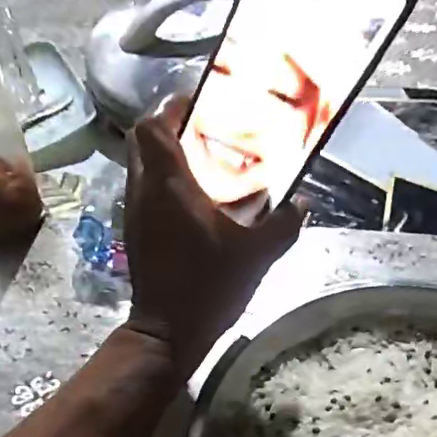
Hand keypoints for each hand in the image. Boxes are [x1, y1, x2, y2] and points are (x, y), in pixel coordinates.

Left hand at [123, 96, 303, 376]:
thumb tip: (302, 204)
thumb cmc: (208, 287)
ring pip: (142, 166)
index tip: (200, 105)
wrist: (168, 331)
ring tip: (206, 163)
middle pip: (143, 140)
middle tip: (207, 133)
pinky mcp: (136, 232)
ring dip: (168, 157)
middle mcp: (143, 192)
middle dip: (171, 128)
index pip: (152, 126)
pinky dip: (165, 184)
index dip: (171, 107)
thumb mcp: (257, 255)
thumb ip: (283, 225)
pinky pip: (145, 192)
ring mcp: (135, 213)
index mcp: (169, 186)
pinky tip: (196, 200)